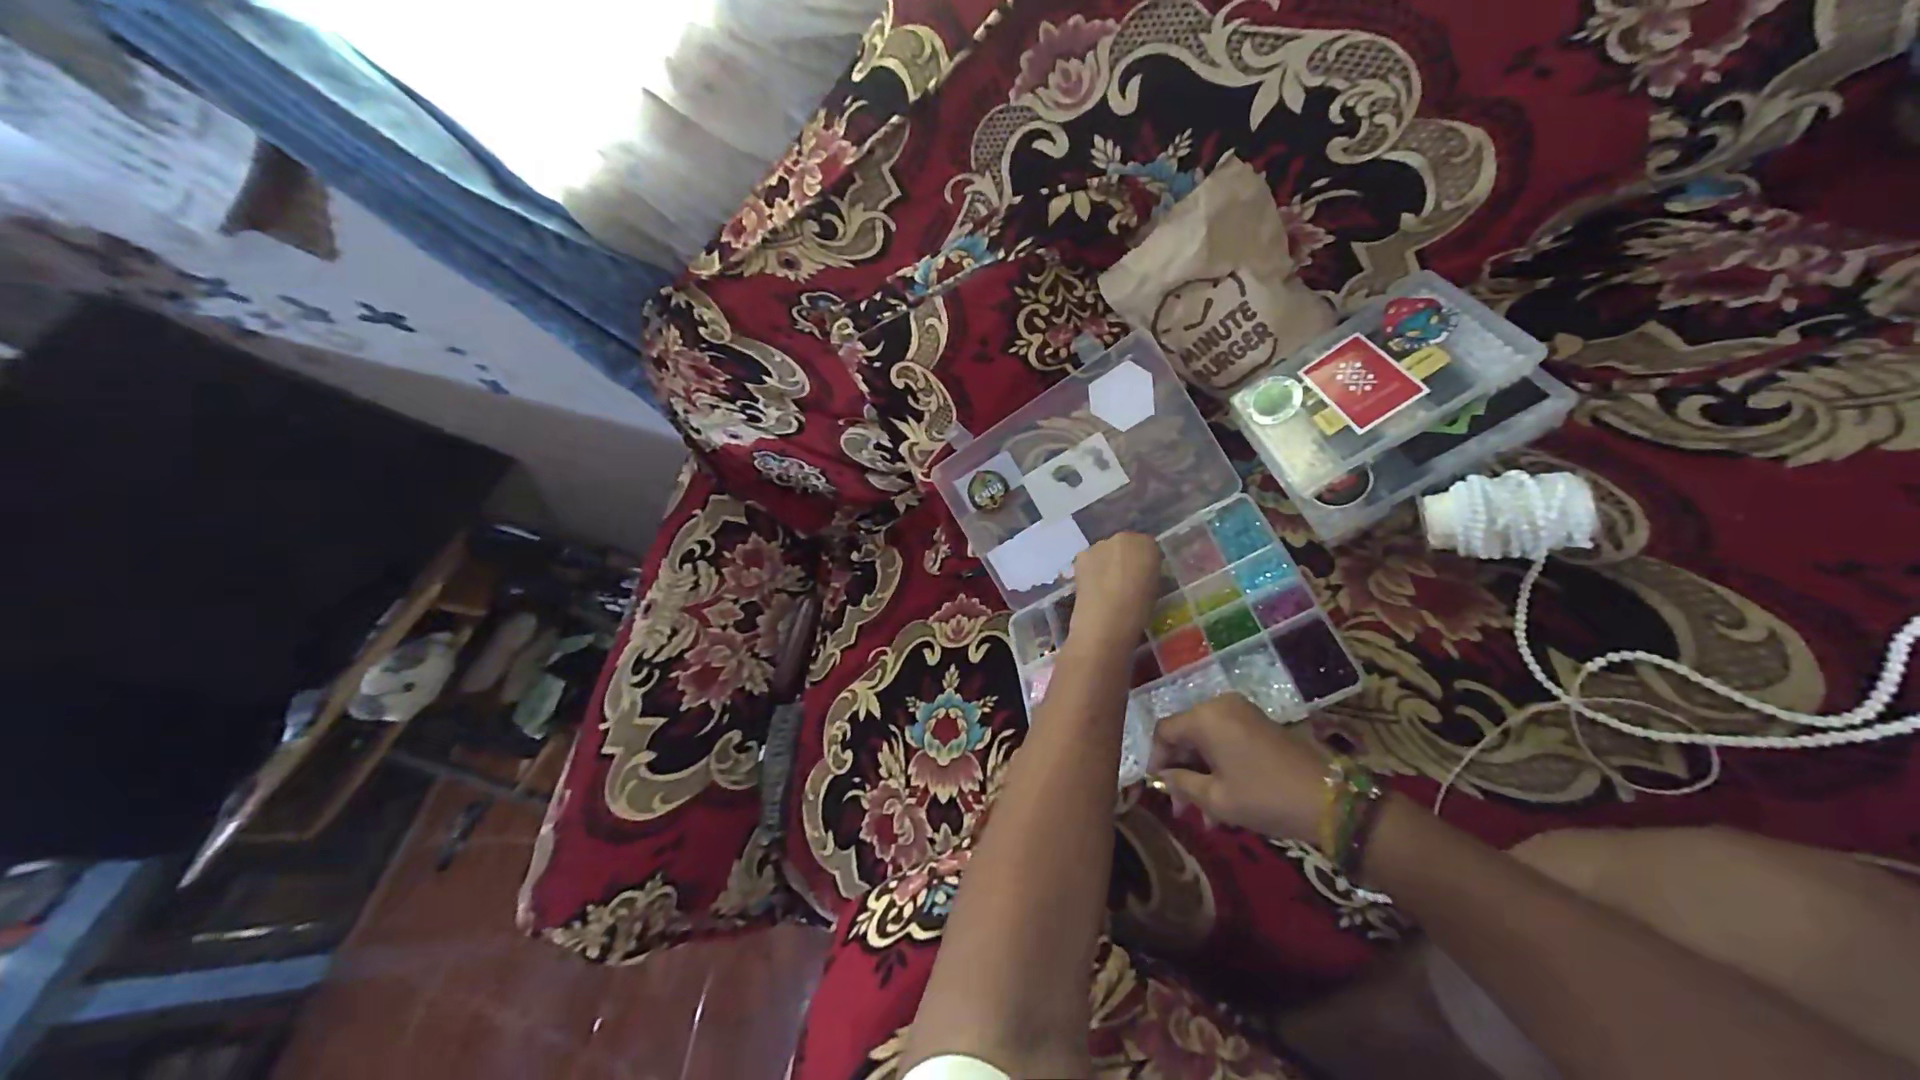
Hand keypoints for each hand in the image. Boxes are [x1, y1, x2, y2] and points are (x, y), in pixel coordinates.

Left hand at [1066, 533, 1162, 652]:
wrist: (1105, 621)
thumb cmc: (1138, 611)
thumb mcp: (1154, 590)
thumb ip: (1148, 574)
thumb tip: (1140, 574)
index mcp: (1148, 544)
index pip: (1148, 546)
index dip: (1144, 562)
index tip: (1142, 576)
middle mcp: (1123, 538)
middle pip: (1125, 545)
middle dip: (1124, 558)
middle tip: (1124, 580)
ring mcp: (1099, 545)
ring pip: (1105, 551)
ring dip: (1107, 562)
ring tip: (1105, 586)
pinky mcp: (1080, 557)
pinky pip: (1090, 559)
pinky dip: (1091, 569)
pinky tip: (1092, 587)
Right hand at [1148, 696, 1330, 840]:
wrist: (1330, 799)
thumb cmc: (1264, 797)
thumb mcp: (1216, 798)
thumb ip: (1181, 783)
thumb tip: (1163, 778)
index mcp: (1205, 718)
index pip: (1164, 732)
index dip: (1156, 760)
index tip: (1160, 790)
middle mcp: (1220, 705)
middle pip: (1185, 734)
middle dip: (1180, 771)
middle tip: (1182, 808)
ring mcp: (1242, 712)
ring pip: (1205, 740)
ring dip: (1200, 772)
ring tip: (1204, 813)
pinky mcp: (1258, 723)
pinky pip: (1225, 738)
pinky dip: (1218, 763)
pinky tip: (1223, 796)